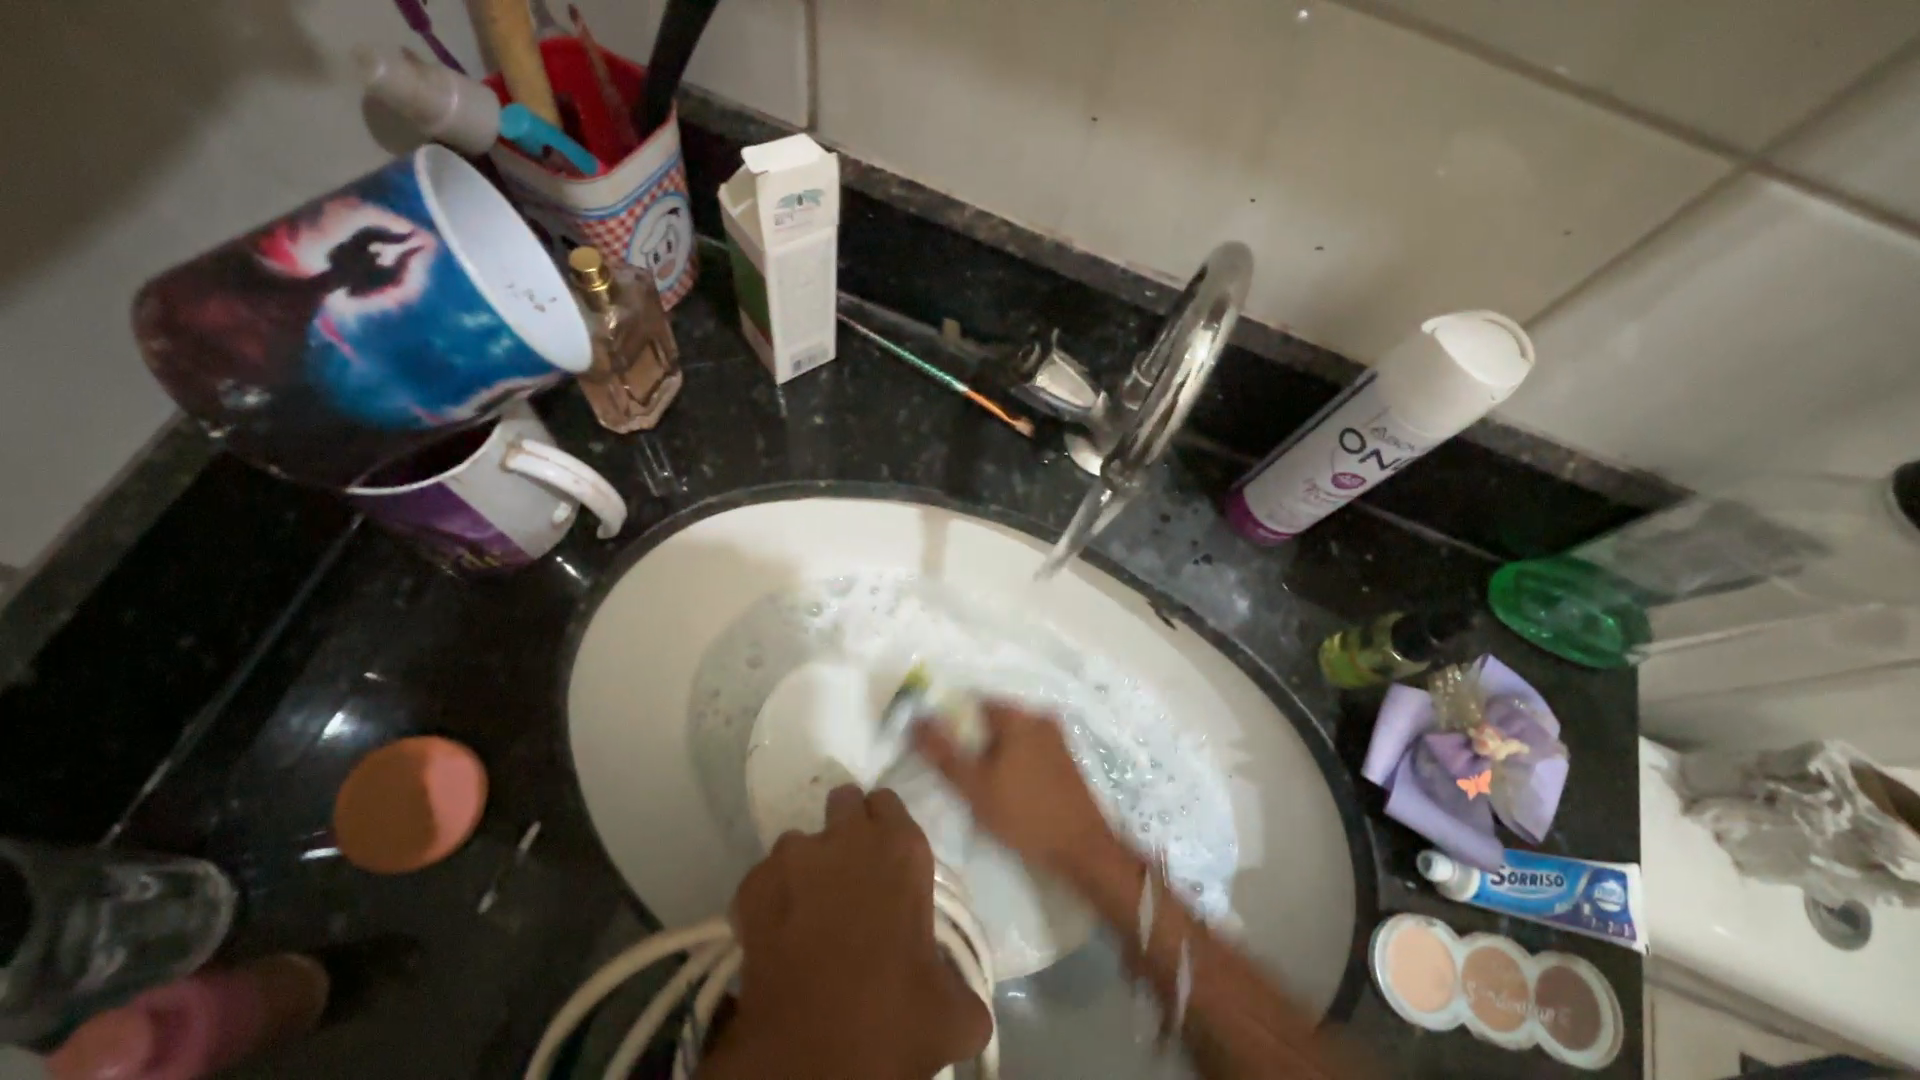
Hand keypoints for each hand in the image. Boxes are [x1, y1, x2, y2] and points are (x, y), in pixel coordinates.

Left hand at [708, 785, 990, 1079]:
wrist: (810, 1059)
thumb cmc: (892, 1021)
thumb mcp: (956, 1012)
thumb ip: (960, 981)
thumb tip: (958, 988)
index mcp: (901, 851)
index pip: (889, 803)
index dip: (886, 827)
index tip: (886, 858)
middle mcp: (846, 839)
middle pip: (844, 803)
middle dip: (846, 828)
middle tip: (851, 873)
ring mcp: (793, 858)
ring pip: (800, 842)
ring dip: (808, 865)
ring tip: (811, 910)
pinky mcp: (751, 887)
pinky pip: (764, 877)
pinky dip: (772, 897)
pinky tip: (779, 933)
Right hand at [912, 701, 1116, 877]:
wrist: (1082, 847)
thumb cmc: (1024, 814)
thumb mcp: (974, 786)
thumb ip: (942, 751)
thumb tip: (915, 719)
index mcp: (1018, 715)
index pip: (973, 702)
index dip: (953, 722)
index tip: (943, 750)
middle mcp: (1040, 716)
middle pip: (993, 718)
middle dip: (973, 739)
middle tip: (960, 773)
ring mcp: (1057, 737)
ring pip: (1012, 735)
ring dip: (994, 752)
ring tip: (982, 785)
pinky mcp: (1066, 758)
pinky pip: (1029, 748)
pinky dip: (1014, 760)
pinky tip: (1009, 789)